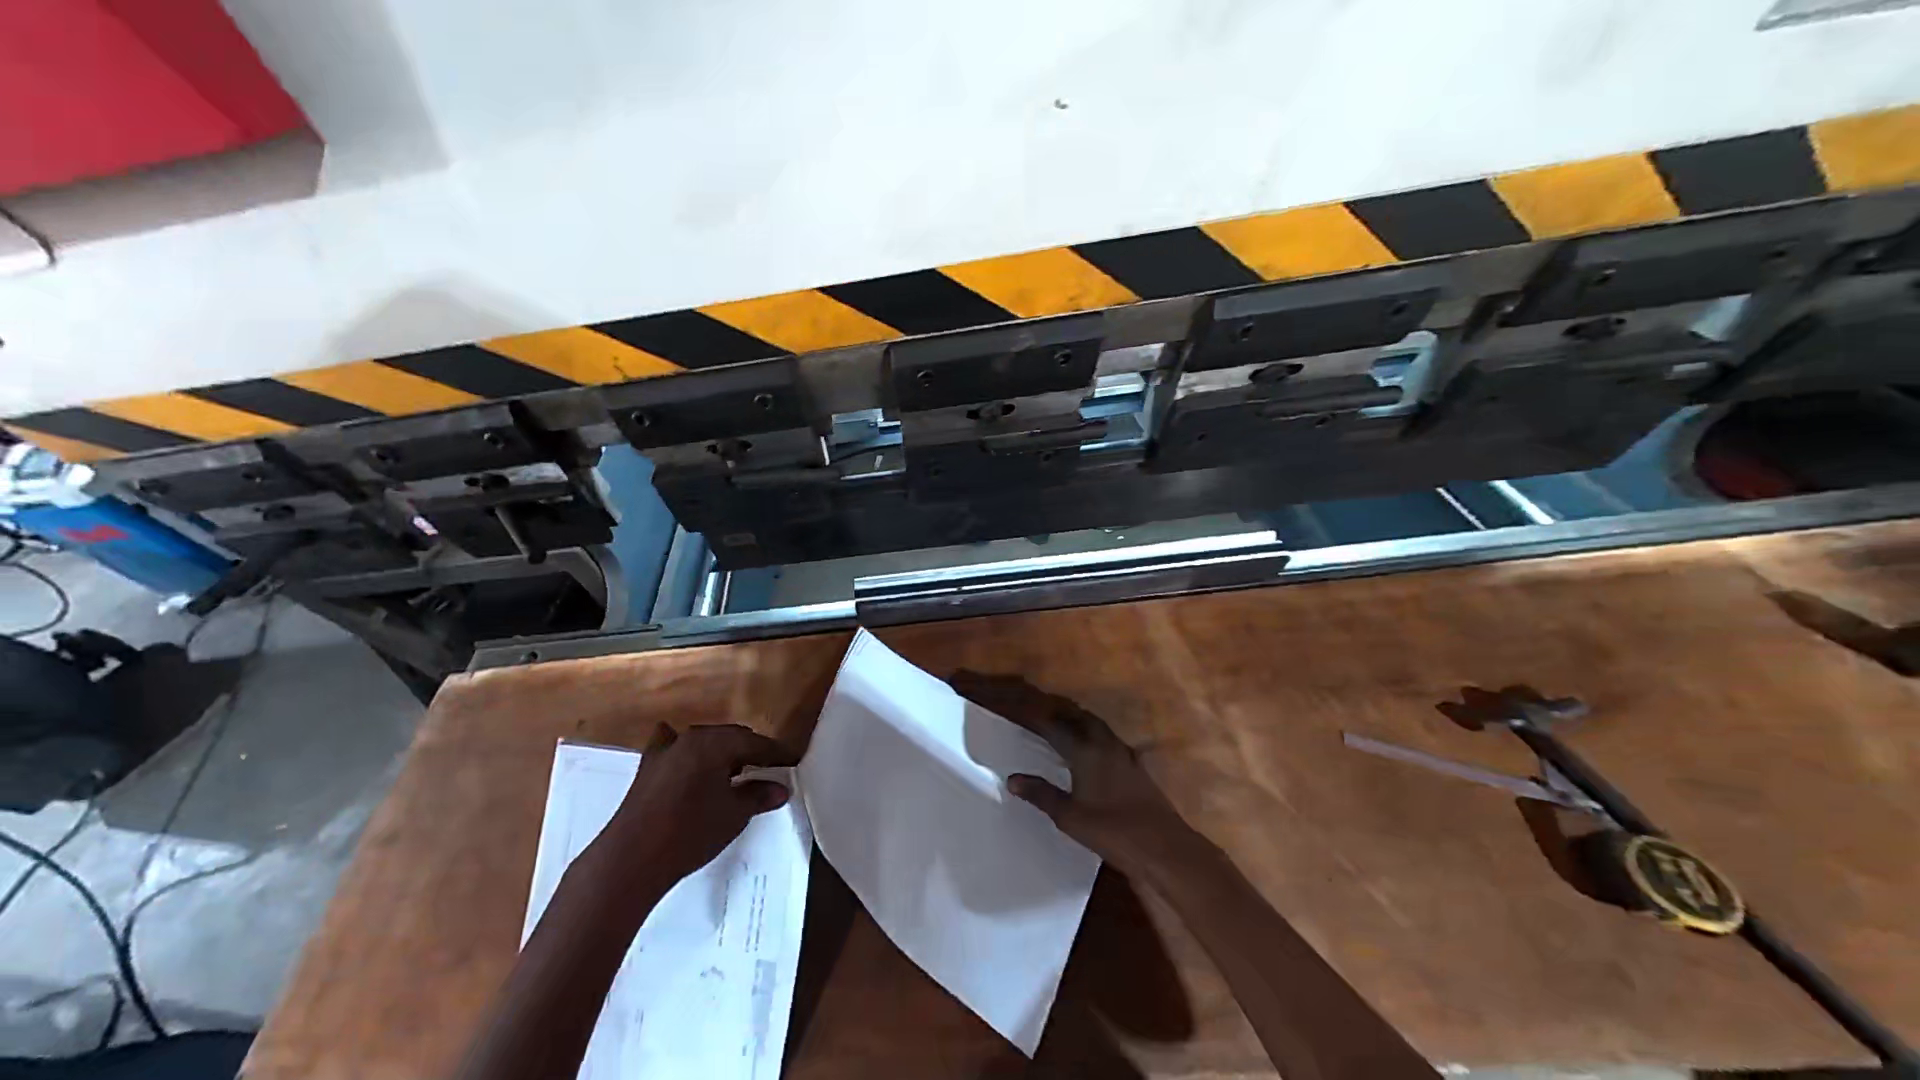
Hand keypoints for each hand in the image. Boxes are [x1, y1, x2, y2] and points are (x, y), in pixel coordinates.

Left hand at [601, 723, 797, 889]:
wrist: (632, 859)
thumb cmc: (690, 831)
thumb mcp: (734, 814)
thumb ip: (758, 795)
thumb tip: (779, 789)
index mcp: (714, 742)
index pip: (755, 742)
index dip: (775, 753)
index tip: (792, 761)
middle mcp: (689, 738)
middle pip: (729, 738)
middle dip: (749, 752)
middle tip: (768, 769)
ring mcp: (664, 752)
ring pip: (702, 744)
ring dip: (721, 755)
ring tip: (736, 773)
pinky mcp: (647, 770)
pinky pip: (675, 752)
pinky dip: (689, 757)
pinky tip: (691, 764)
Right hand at [949, 671, 1197, 874]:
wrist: (1166, 849)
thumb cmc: (1115, 833)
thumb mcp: (1071, 817)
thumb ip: (1042, 795)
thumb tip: (1012, 778)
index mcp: (1084, 749)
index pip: (1045, 721)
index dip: (1019, 708)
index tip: (998, 698)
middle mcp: (1102, 741)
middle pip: (1068, 711)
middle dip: (1042, 703)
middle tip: (1019, 702)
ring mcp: (1120, 750)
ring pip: (1086, 719)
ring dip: (1064, 713)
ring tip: (1044, 716)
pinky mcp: (1130, 763)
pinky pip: (1099, 733)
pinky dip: (1080, 728)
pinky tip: (1077, 743)